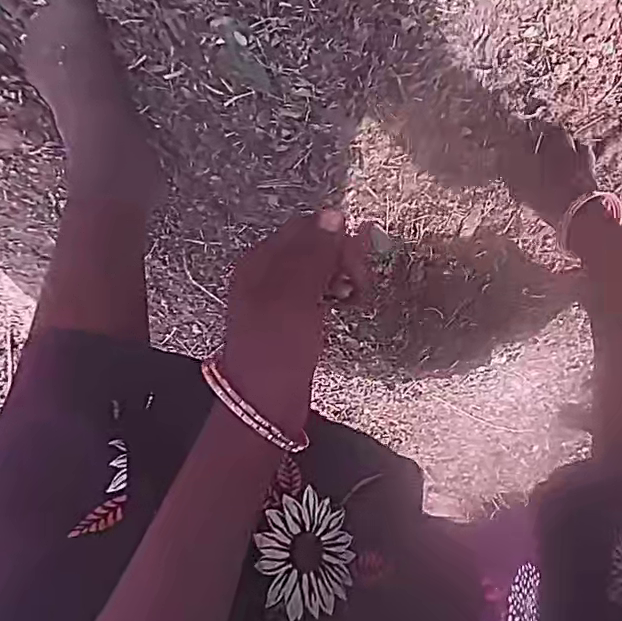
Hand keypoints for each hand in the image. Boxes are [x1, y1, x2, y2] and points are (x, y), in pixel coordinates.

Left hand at [218, 210, 366, 430]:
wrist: (265, 406)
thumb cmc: (276, 350)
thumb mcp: (295, 297)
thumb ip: (314, 254)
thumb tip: (334, 214)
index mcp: (261, 260)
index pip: (309, 227)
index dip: (338, 240)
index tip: (357, 265)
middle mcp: (269, 271)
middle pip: (316, 245)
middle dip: (344, 258)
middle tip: (360, 285)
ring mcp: (281, 294)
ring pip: (322, 267)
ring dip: (345, 275)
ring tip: (354, 297)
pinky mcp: (294, 315)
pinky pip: (321, 289)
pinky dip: (338, 292)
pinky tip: (345, 306)